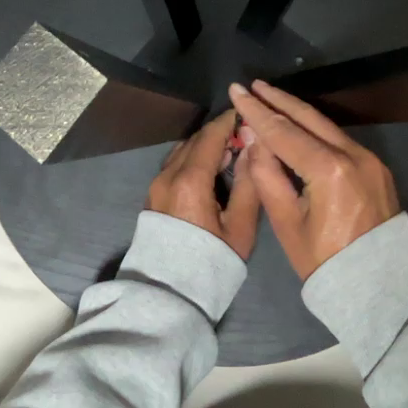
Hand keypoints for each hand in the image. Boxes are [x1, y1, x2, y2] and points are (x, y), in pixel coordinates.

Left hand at [146, 109, 262, 259]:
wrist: (168, 296)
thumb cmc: (211, 264)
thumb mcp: (240, 228)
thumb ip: (248, 184)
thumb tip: (253, 148)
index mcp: (190, 180)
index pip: (211, 136)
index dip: (229, 121)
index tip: (247, 111)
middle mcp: (168, 175)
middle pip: (195, 140)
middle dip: (219, 132)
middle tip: (244, 132)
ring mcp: (157, 184)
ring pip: (183, 150)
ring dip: (205, 144)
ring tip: (231, 150)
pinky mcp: (153, 195)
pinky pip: (175, 164)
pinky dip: (193, 157)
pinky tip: (210, 169)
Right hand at [229, 80, 399, 279]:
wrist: (378, 292)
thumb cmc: (325, 264)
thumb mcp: (286, 223)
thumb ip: (267, 175)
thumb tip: (254, 138)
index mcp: (330, 170)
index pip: (284, 132)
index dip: (257, 111)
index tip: (237, 91)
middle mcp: (354, 155)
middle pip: (309, 118)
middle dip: (279, 100)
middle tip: (254, 86)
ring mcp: (370, 160)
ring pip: (326, 126)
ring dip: (297, 112)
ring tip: (271, 99)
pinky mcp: (377, 169)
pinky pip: (340, 141)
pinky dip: (316, 130)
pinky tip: (299, 125)